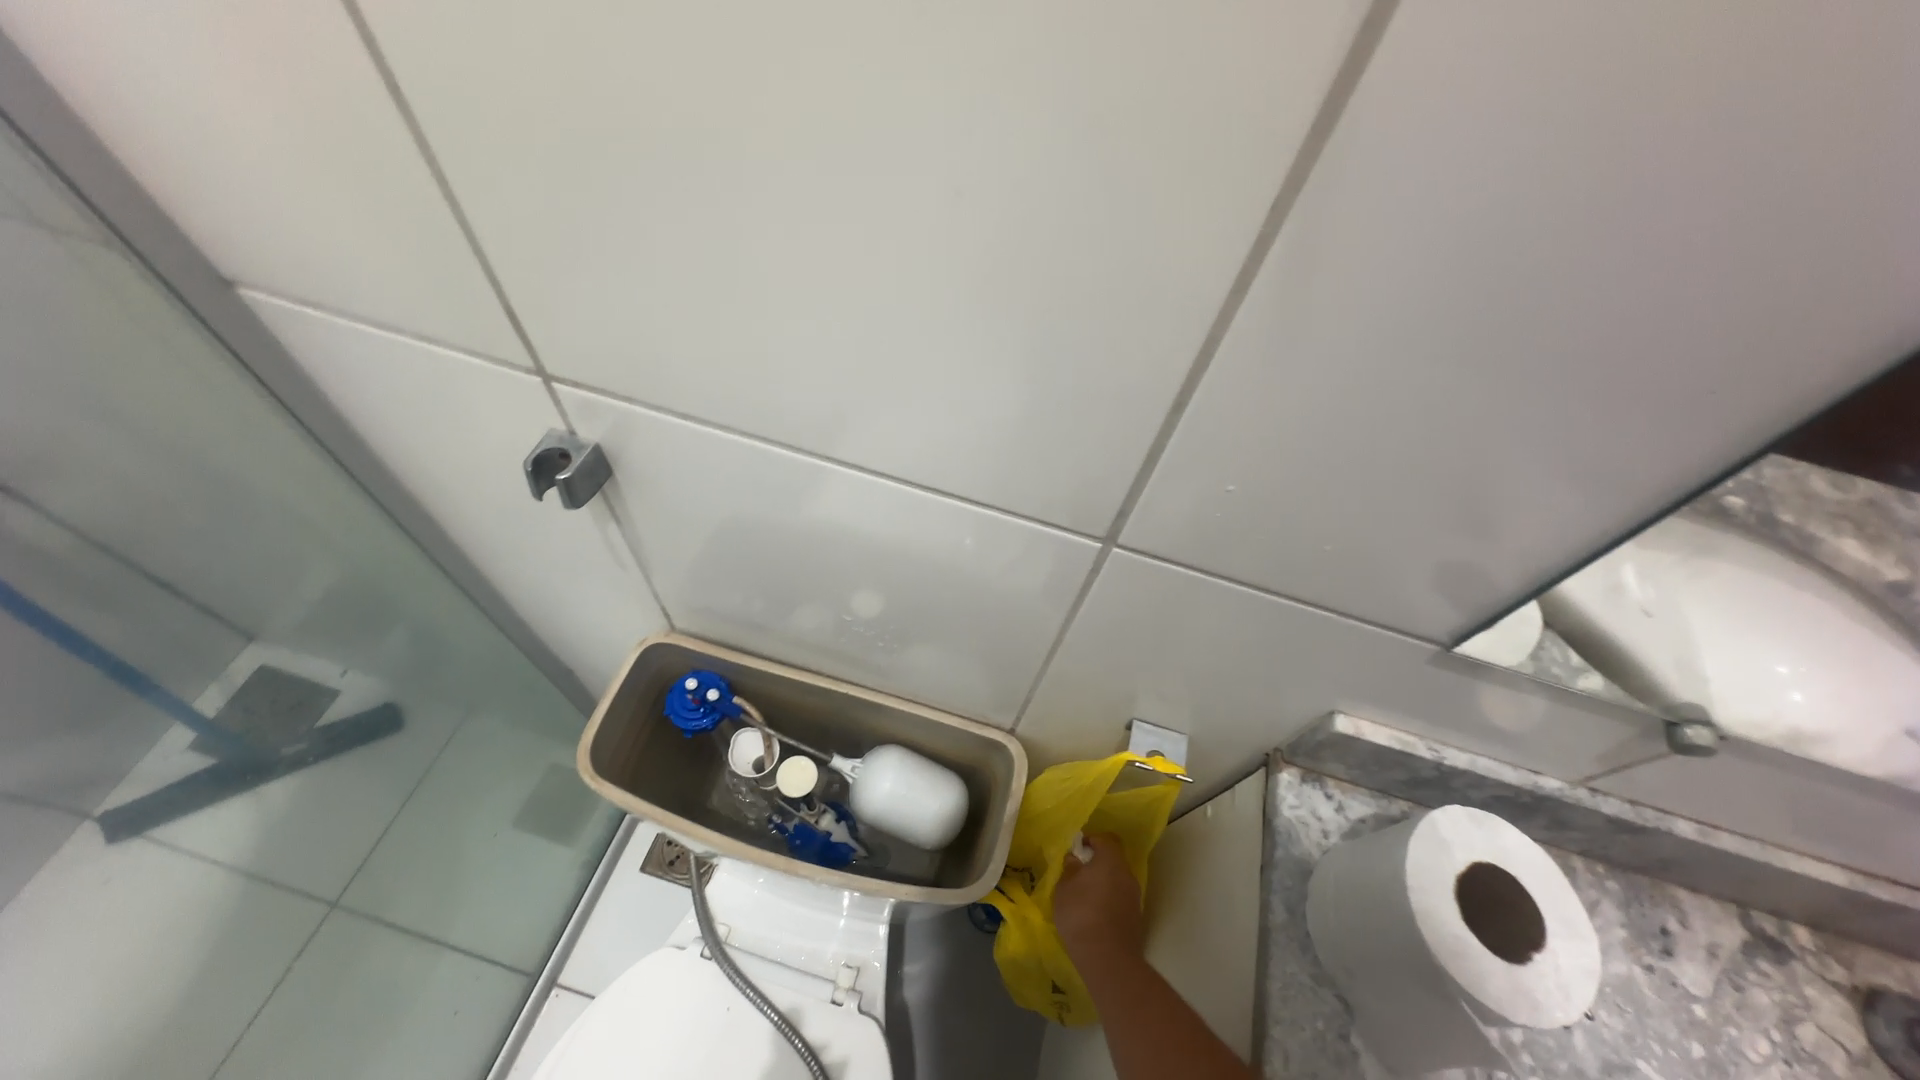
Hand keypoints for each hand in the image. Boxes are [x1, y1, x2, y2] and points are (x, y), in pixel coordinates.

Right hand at [1052, 832, 1144, 968]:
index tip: (1077, 851)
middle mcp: (1128, 874)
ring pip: (1118, 881)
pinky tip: (1094, 915)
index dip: (1091, 841)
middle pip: (1114, 860)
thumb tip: (1076, 860)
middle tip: (1078, 875)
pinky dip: (1109, 901)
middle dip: (1097, 864)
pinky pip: (1120, 899)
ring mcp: (1135, 897)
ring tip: (1084, 898)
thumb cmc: (1080, 914)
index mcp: (1111, 861)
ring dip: (1103, 884)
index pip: (1106, 839)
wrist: (1107, 957)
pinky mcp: (1136, 917)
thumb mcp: (1064, 889)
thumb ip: (1070, 869)